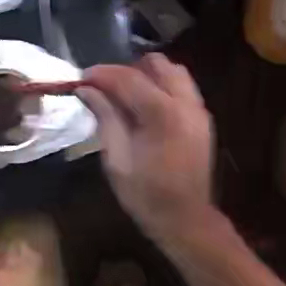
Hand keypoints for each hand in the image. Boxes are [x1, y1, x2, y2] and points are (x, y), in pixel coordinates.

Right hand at [79, 54, 218, 245]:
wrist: (186, 220)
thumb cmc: (147, 196)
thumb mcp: (117, 160)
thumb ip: (106, 118)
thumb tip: (88, 90)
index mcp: (163, 114)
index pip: (128, 78)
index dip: (102, 74)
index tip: (81, 78)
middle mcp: (186, 104)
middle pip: (157, 65)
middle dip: (128, 70)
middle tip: (106, 87)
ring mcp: (199, 112)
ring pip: (175, 73)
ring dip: (149, 76)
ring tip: (126, 96)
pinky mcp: (204, 121)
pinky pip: (184, 90)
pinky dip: (164, 89)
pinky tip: (146, 108)